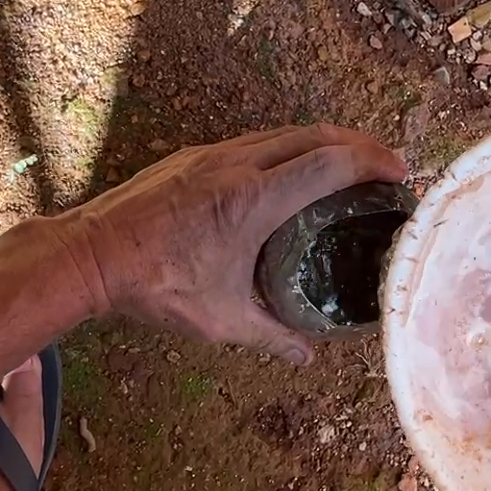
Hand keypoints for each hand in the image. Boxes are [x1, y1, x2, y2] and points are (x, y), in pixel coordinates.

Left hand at [55, 125, 405, 364]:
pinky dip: (290, 147)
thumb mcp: (219, 320)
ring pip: (284, 133)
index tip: (400, 173)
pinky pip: (256, 140)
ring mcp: (213, 153)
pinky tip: (292, 171)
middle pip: (315, 135)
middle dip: (360, 143)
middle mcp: (238, 164)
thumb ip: (271, 337)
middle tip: (388, 163)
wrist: (90, 253)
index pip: (328, 163)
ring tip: (348, 163)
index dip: (372, 160)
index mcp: (253, 199)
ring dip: (324, 141)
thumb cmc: (156, 286)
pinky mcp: (194, 155)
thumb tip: (308, 358)